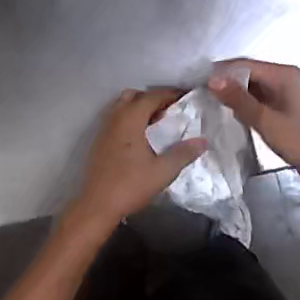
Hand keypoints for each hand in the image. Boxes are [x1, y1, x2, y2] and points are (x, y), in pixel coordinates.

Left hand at [67, 87, 206, 230]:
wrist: (97, 205)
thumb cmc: (130, 185)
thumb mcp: (163, 171)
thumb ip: (183, 153)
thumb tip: (203, 141)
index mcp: (130, 119)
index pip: (152, 96)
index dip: (170, 94)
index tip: (185, 98)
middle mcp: (115, 118)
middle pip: (134, 96)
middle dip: (153, 99)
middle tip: (170, 111)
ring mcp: (104, 129)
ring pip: (122, 106)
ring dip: (139, 108)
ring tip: (157, 123)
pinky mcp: (99, 141)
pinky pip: (116, 119)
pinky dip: (130, 119)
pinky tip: (140, 138)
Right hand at [210, 59, 299, 193]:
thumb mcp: (266, 122)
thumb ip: (239, 100)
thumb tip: (212, 79)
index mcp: (285, 74)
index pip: (245, 65)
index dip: (221, 72)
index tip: (197, 83)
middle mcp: (286, 77)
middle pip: (249, 74)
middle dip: (227, 83)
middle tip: (201, 94)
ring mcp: (287, 93)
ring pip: (254, 87)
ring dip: (236, 95)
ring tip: (211, 104)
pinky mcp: (287, 107)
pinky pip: (261, 99)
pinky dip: (247, 104)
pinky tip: (232, 114)